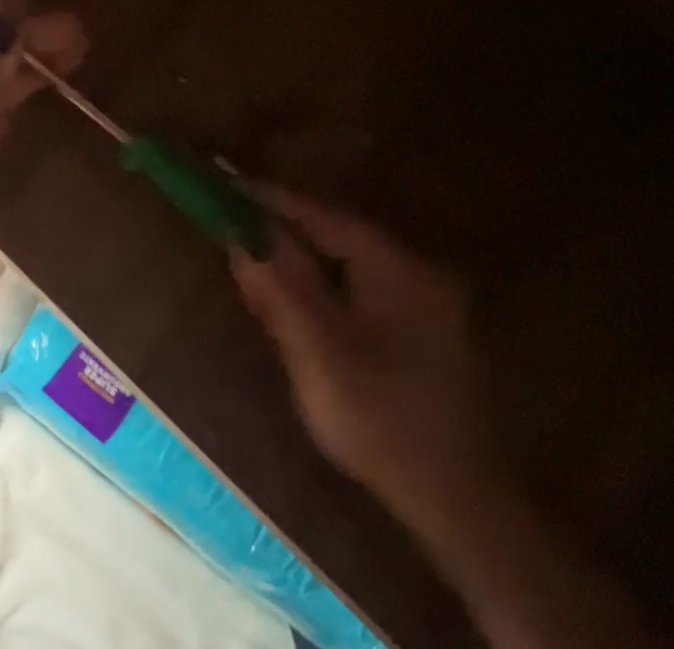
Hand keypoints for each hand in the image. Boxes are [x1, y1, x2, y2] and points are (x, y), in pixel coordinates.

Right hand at [231, 189, 495, 518]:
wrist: (447, 492)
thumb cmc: (378, 416)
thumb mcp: (316, 350)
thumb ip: (278, 289)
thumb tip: (241, 237)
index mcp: (400, 275)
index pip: (327, 218)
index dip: (275, 199)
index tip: (226, 181)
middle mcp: (416, 279)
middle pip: (336, 237)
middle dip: (280, 229)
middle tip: (228, 220)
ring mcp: (418, 307)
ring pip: (342, 265)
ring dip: (294, 259)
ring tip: (245, 257)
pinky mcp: (411, 334)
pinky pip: (351, 290)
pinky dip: (312, 285)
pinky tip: (282, 299)